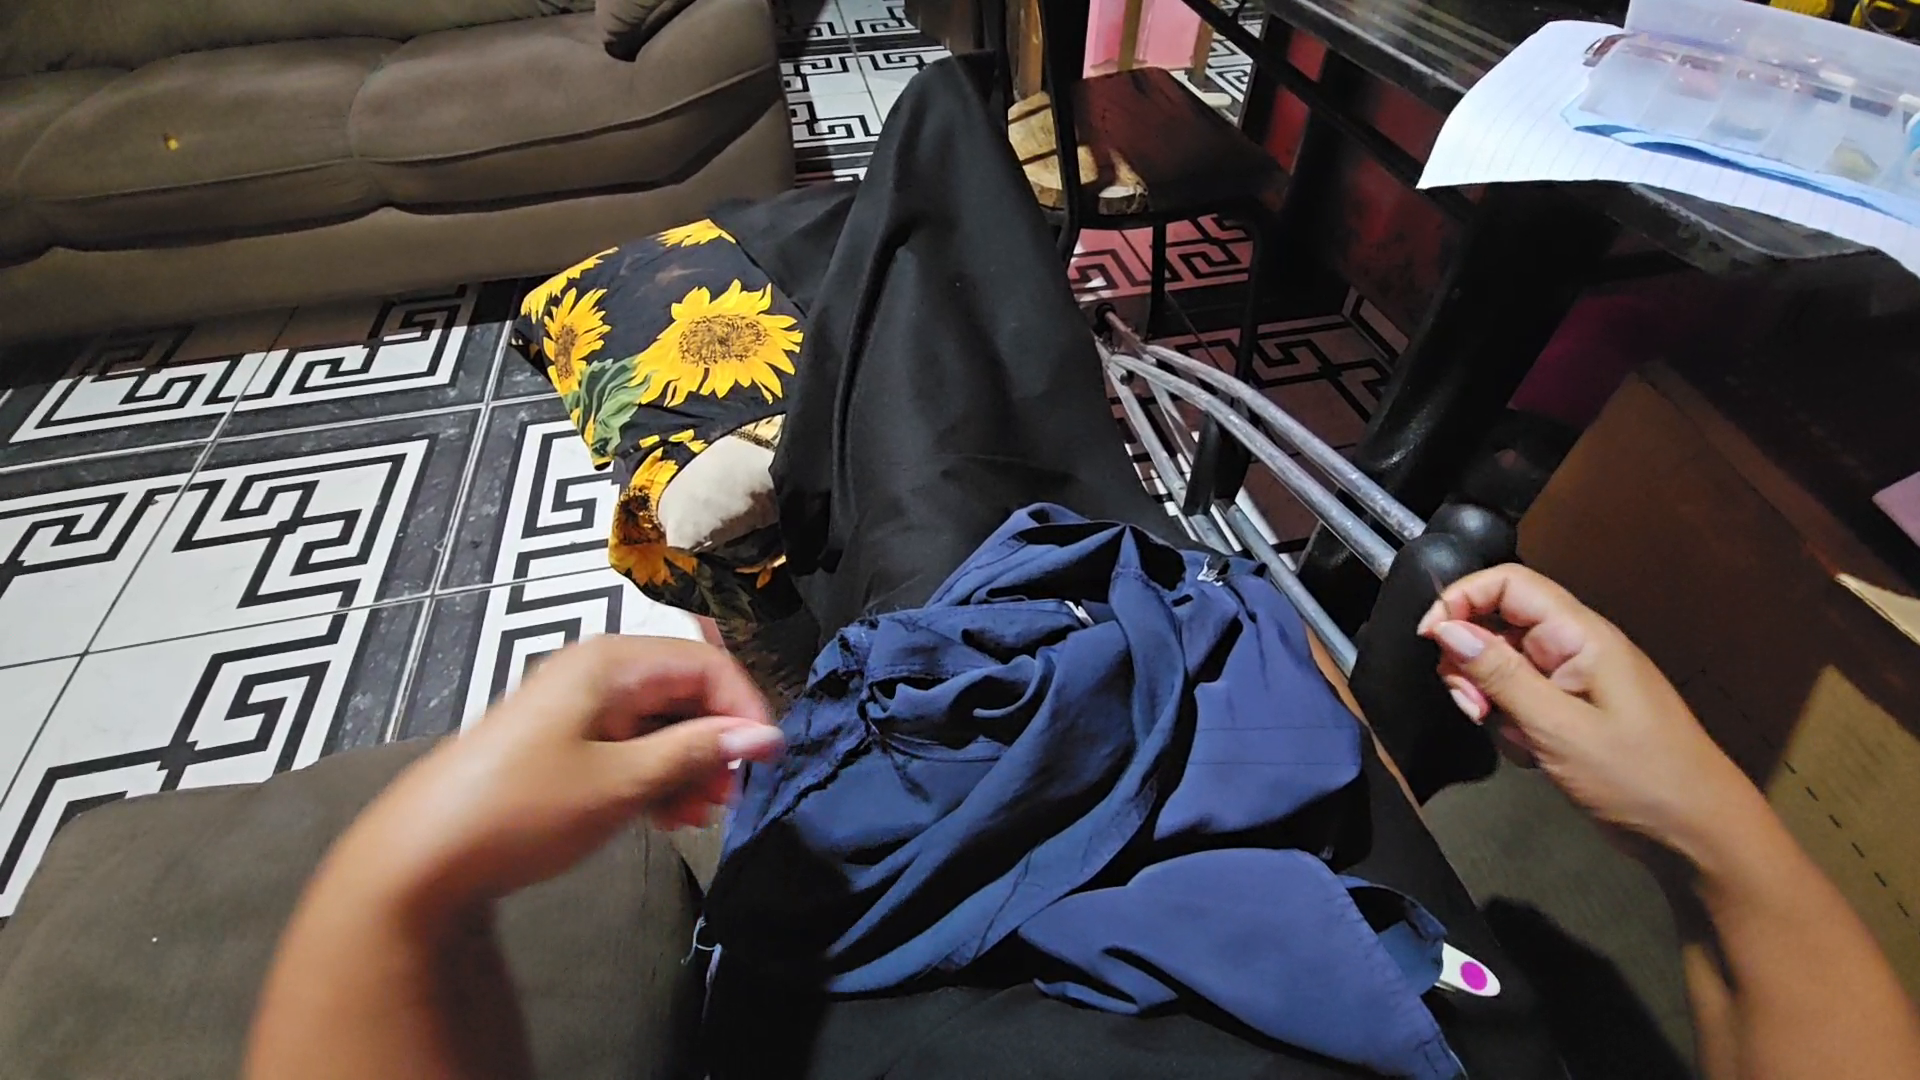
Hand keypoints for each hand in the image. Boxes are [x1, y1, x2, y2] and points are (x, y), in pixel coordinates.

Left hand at [333, 635, 781, 921]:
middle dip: (716, 743)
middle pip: (686, 694)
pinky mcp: (572, 740)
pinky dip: (659, 776)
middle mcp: (602, 673)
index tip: (766, 759)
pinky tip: (670, 816)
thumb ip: (696, 752)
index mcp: (612, 664)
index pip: (706, 665)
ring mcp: (584, 707)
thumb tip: (766, 736)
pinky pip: (635, 745)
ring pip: (664, 724)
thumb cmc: (523, 810)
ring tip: (700, 815)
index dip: (744, 708)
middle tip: (730, 797)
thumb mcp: (619, 783)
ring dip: (690, 766)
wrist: (415, 864)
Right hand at [1416, 564, 1761, 862]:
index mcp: (1581, 636)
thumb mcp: (1557, 726)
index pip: (1508, 583)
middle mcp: (1572, 647)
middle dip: (1466, 659)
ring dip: (1481, 692)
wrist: (1702, 840)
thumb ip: (1498, 674)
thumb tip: (1445, 629)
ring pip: (1496, 661)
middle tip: (1469, 706)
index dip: (1460, 598)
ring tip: (1493, 727)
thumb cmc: (1638, 777)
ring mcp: (1569, 678)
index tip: (1429, 638)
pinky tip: (1524, 747)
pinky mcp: (1565, 707)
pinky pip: (1513, 694)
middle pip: (1493, 622)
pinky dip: (1503, 716)